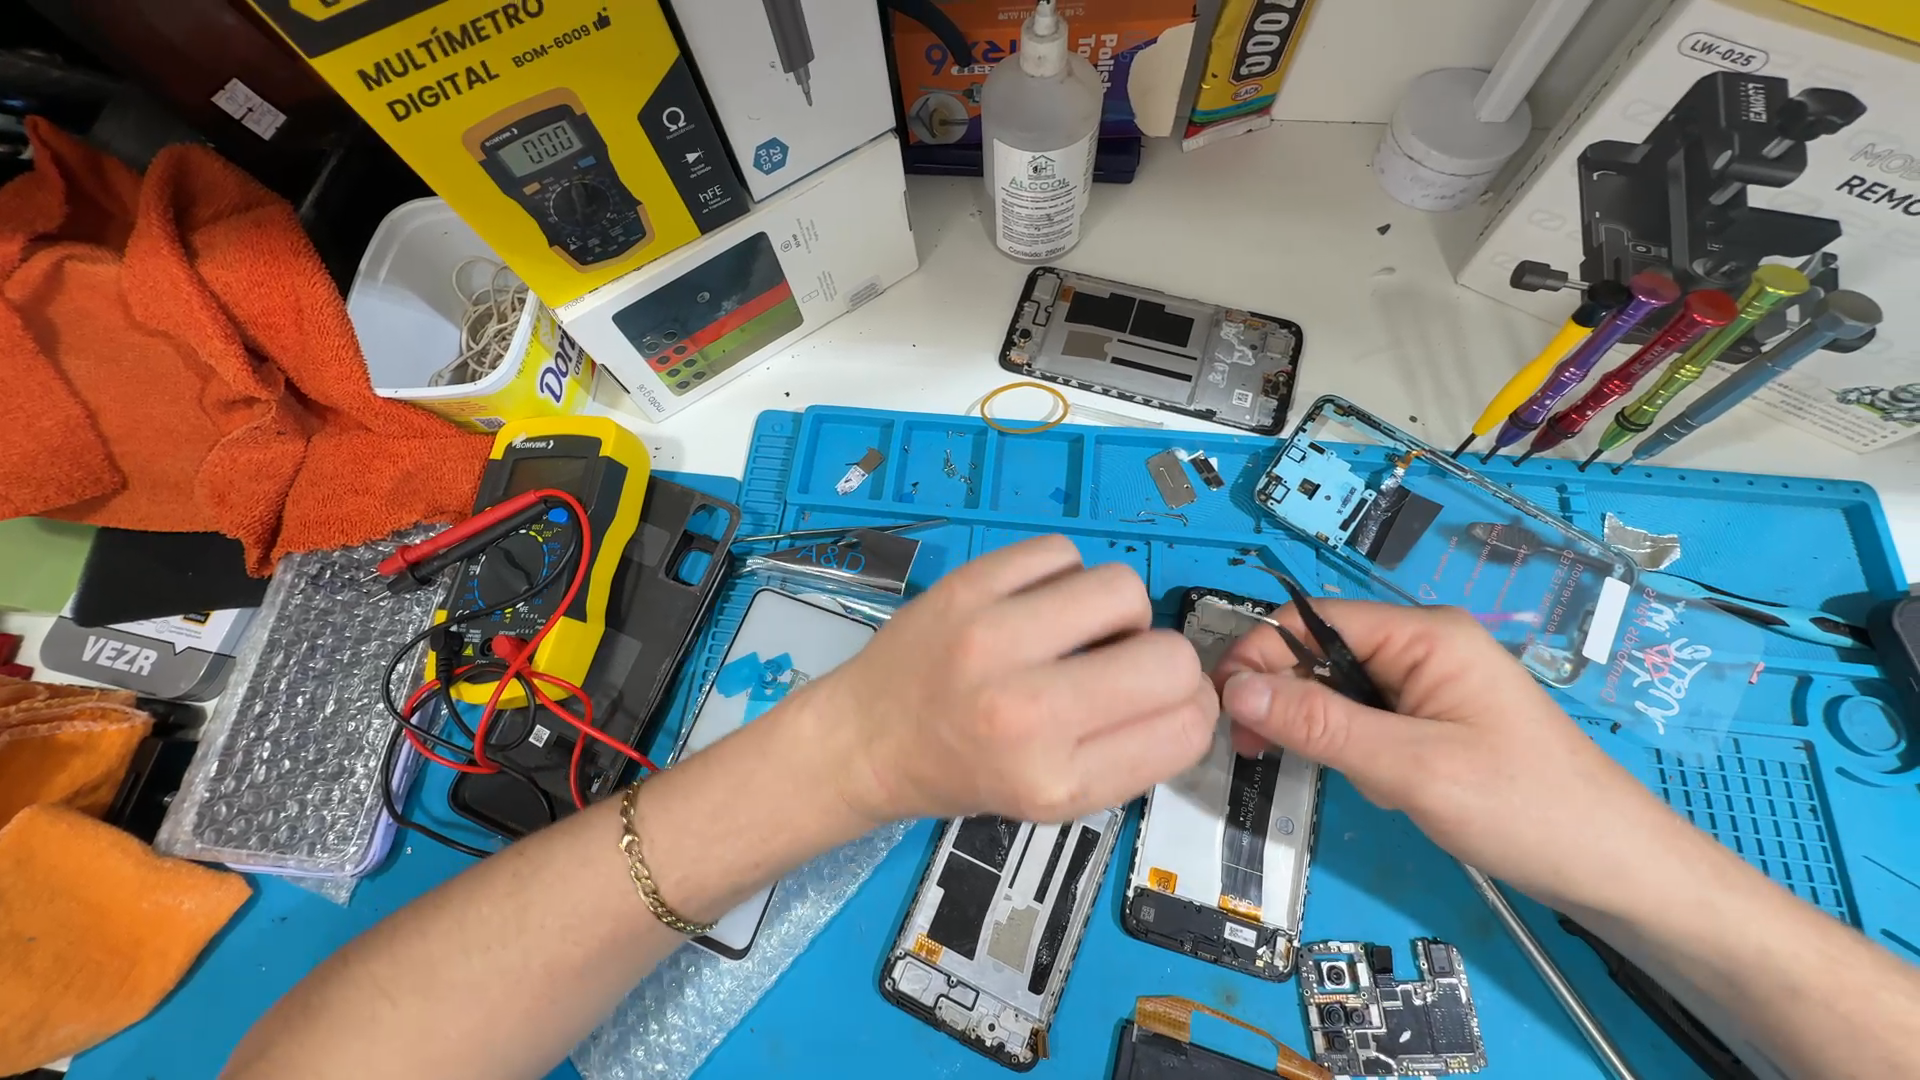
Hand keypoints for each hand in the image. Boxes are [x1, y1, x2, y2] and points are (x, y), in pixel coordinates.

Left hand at [814, 535, 1217, 824]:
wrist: (866, 738)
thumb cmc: (960, 772)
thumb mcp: (1051, 799)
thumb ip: (1129, 752)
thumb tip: (1188, 688)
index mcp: (1057, 780)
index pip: (1185, 726)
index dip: (1189, 707)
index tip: (1165, 699)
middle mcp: (1027, 712)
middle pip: (1168, 656)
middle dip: (1161, 657)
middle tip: (1118, 662)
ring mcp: (992, 639)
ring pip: (1121, 588)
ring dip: (1113, 610)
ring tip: (1073, 630)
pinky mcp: (966, 587)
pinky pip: (1061, 552)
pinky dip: (1063, 575)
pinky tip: (1036, 603)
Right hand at [1214, 600, 1693, 912]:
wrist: (1623, 875)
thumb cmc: (1525, 810)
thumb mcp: (1409, 767)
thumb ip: (1318, 723)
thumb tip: (1234, 688)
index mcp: (1422, 634)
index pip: (1309, 620)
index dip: (1257, 655)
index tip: (1224, 709)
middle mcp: (1422, 645)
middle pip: (1319, 651)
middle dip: (1284, 697)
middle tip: (1255, 749)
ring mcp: (1429, 681)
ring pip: (1337, 687)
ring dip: (1320, 728)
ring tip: (1335, 773)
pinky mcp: (1433, 716)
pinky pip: (1364, 715)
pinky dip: (1351, 745)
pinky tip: (1373, 780)